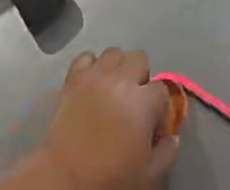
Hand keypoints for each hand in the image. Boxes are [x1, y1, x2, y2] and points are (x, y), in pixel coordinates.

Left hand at [6, 49, 177, 189]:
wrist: (59, 183)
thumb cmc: (107, 180)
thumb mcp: (147, 176)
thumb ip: (167, 153)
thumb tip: (171, 137)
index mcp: (144, 101)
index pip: (161, 89)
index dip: (159, 107)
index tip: (151, 125)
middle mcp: (122, 80)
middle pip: (139, 59)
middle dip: (140, 77)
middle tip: (133, 101)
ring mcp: (96, 77)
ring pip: (114, 53)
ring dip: (117, 68)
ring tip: (112, 89)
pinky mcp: (72, 80)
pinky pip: (85, 58)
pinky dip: (90, 66)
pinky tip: (91, 84)